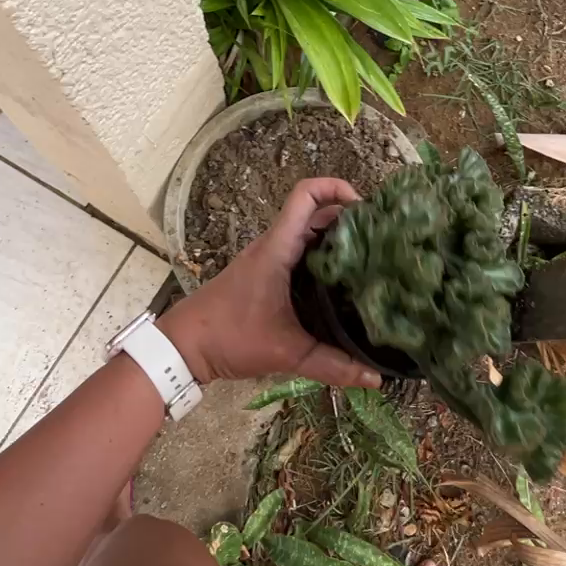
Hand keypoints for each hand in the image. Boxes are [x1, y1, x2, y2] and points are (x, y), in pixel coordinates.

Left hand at [160, 178, 381, 388]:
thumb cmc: (230, 337)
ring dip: (337, 238)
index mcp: (278, 247)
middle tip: (380, 238)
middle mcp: (274, 244)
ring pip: (308, 233)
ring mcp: (269, 257)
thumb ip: (332, 365)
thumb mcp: (286, 352)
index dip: (336, 187)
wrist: (185, 346)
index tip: (365, 208)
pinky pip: (300, 251)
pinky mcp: (266, 272)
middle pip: (314, 212)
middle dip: (348, 218)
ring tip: (370, 258)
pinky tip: (342, 281)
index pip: (306, 195)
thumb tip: (375, 378)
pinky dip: (323, 256)